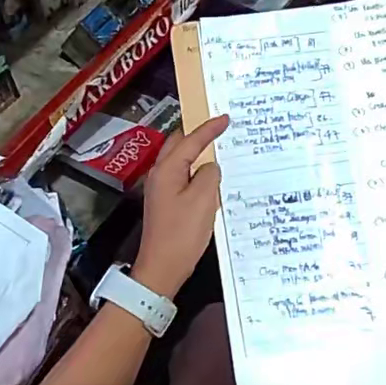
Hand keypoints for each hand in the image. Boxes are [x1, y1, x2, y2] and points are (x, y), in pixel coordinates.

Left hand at [133, 115, 228, 297]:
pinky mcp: (166, 203)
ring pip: (180, 161)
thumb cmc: (182, 233)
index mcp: (167, 170)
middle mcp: (160, 175)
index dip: (209, 128)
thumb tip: (211, 167)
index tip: (225, 117)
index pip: (190, 140)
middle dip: (197, 134)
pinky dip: (196, 170)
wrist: (162, 267)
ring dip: (197, 152)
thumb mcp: (203, 200)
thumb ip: (210, 176)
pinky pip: (182, 176)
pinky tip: (209, 176)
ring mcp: (161, 189)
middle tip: (219, 128)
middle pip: (178, 145)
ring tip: (218, 148)